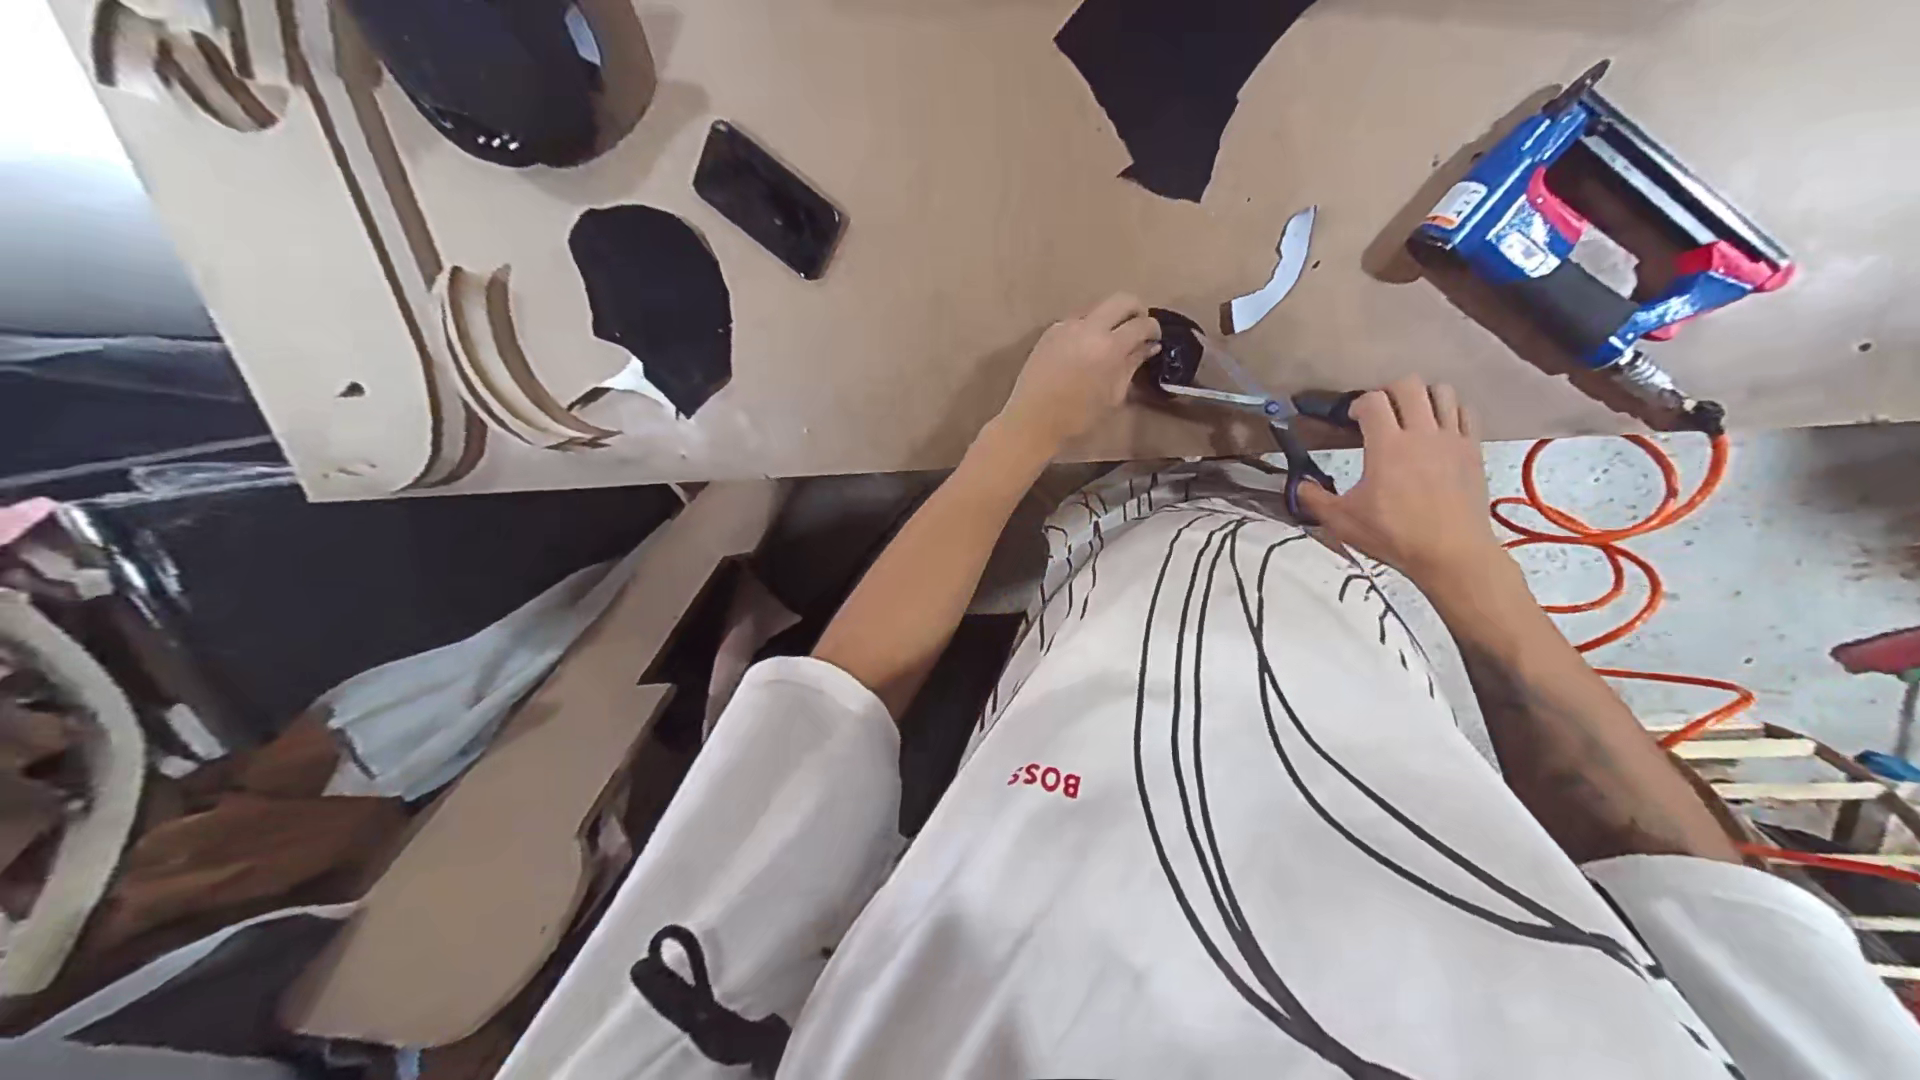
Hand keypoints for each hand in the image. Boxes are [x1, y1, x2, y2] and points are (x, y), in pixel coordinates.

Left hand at [993, 293, 1160, 460]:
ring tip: (1112, 339)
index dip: (1153, 329)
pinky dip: (1088, 327)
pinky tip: (1087, 348)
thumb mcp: (1112, 395)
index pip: (1141, 324)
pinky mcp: (1050, 332)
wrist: (1032, 421)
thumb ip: (1131, 365)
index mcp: (1108, 347)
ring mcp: (1066, 326)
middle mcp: (1088, 328)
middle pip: (1121, 300)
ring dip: (1110, 317)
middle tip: (1138, 328)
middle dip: (1136, 310)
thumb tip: (1148, 346)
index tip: (1154, 338)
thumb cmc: (1077, 417)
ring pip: (1097, 308)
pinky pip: (1077, 320)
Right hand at [1295, 376, 1502, 587]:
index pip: (1372, 401)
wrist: (1451, 553)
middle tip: (1379, 413)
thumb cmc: (1393, 535)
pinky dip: (1449, 411)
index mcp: (1387, 447)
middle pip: (1409, 385)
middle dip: (1388, 392)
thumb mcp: (1341, 520)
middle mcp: (1421, 434)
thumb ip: (1314, 498)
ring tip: (1409, 417)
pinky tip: (1436, 429)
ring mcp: (1452, 439)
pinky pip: (1465, 412)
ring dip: (1422, 397)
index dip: (1357, 404)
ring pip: (1442, 392)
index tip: (1352, 421)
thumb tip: (1298, 486)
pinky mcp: (1472, 450)